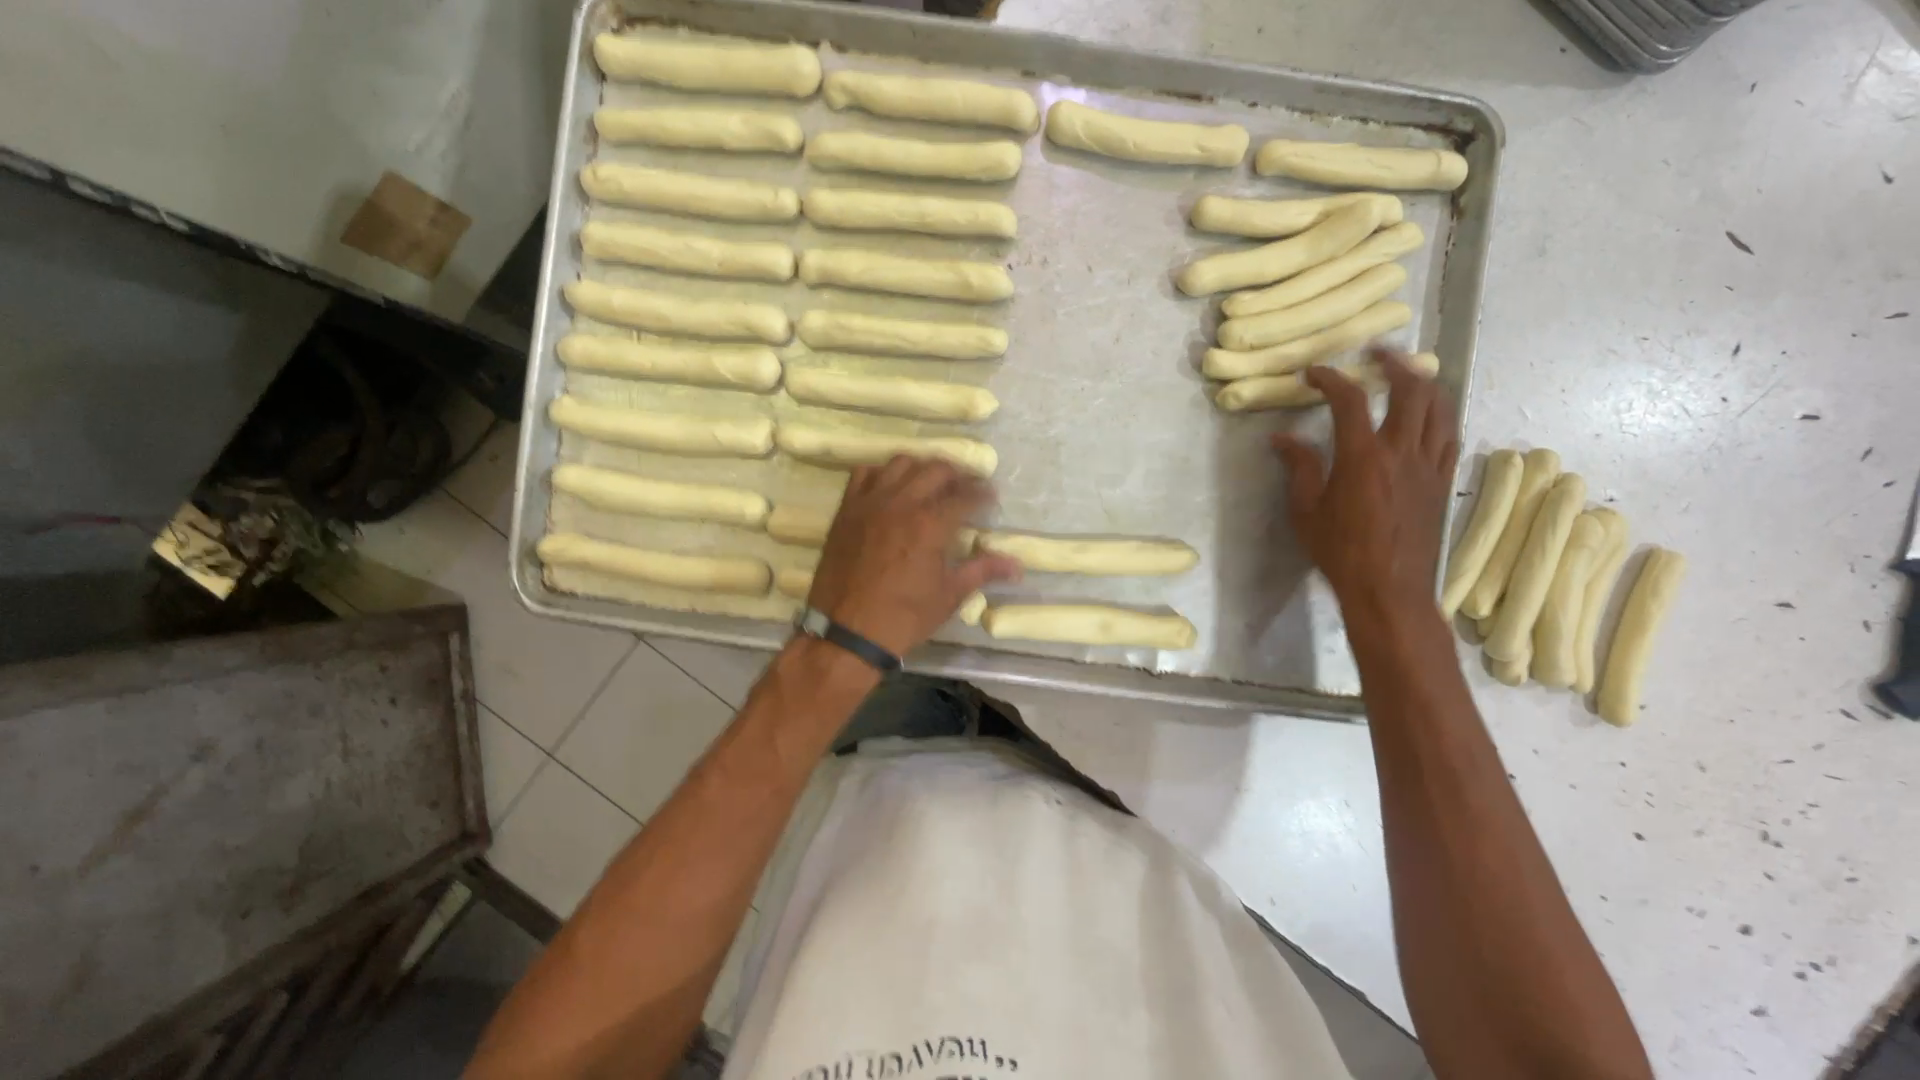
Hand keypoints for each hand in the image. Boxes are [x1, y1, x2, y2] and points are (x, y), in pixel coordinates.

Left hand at [808, 456, 1021, 654]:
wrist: (847, 631)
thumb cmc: (904, 617)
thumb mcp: (950, 595)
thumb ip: (983, 571)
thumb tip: (1017, 565)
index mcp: (931, 524)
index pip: (965, 496)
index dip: (983, 494)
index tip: (991, 496)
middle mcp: (902, 503)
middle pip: (936, 470)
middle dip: (957, 475)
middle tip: (967, 486)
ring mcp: (870, 502)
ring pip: (901, 463)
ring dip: (922, 467)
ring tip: (931, 481)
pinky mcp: (847, 509)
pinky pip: (863, 473)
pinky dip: (882, 473)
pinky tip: (891, 486)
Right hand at [1271, 349, 1458, 618]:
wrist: (1389, 589)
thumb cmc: (1341, 553)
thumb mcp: (1306, 511)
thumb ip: (1299, 468)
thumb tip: (1282, 439)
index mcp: (1363, 457)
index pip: (1350, 400)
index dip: (1330, 378)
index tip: (1313, 374)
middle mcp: (1402, 451)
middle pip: (1411, 389)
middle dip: (1394, 363)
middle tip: (1375, 354)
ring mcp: (1428, 465)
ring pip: (1439, 407)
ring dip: (1424, 383)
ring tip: (1409, 375)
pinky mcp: (1442, 481)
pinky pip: (1449, 435)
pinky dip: (1440, 414)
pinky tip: (1429, 414)